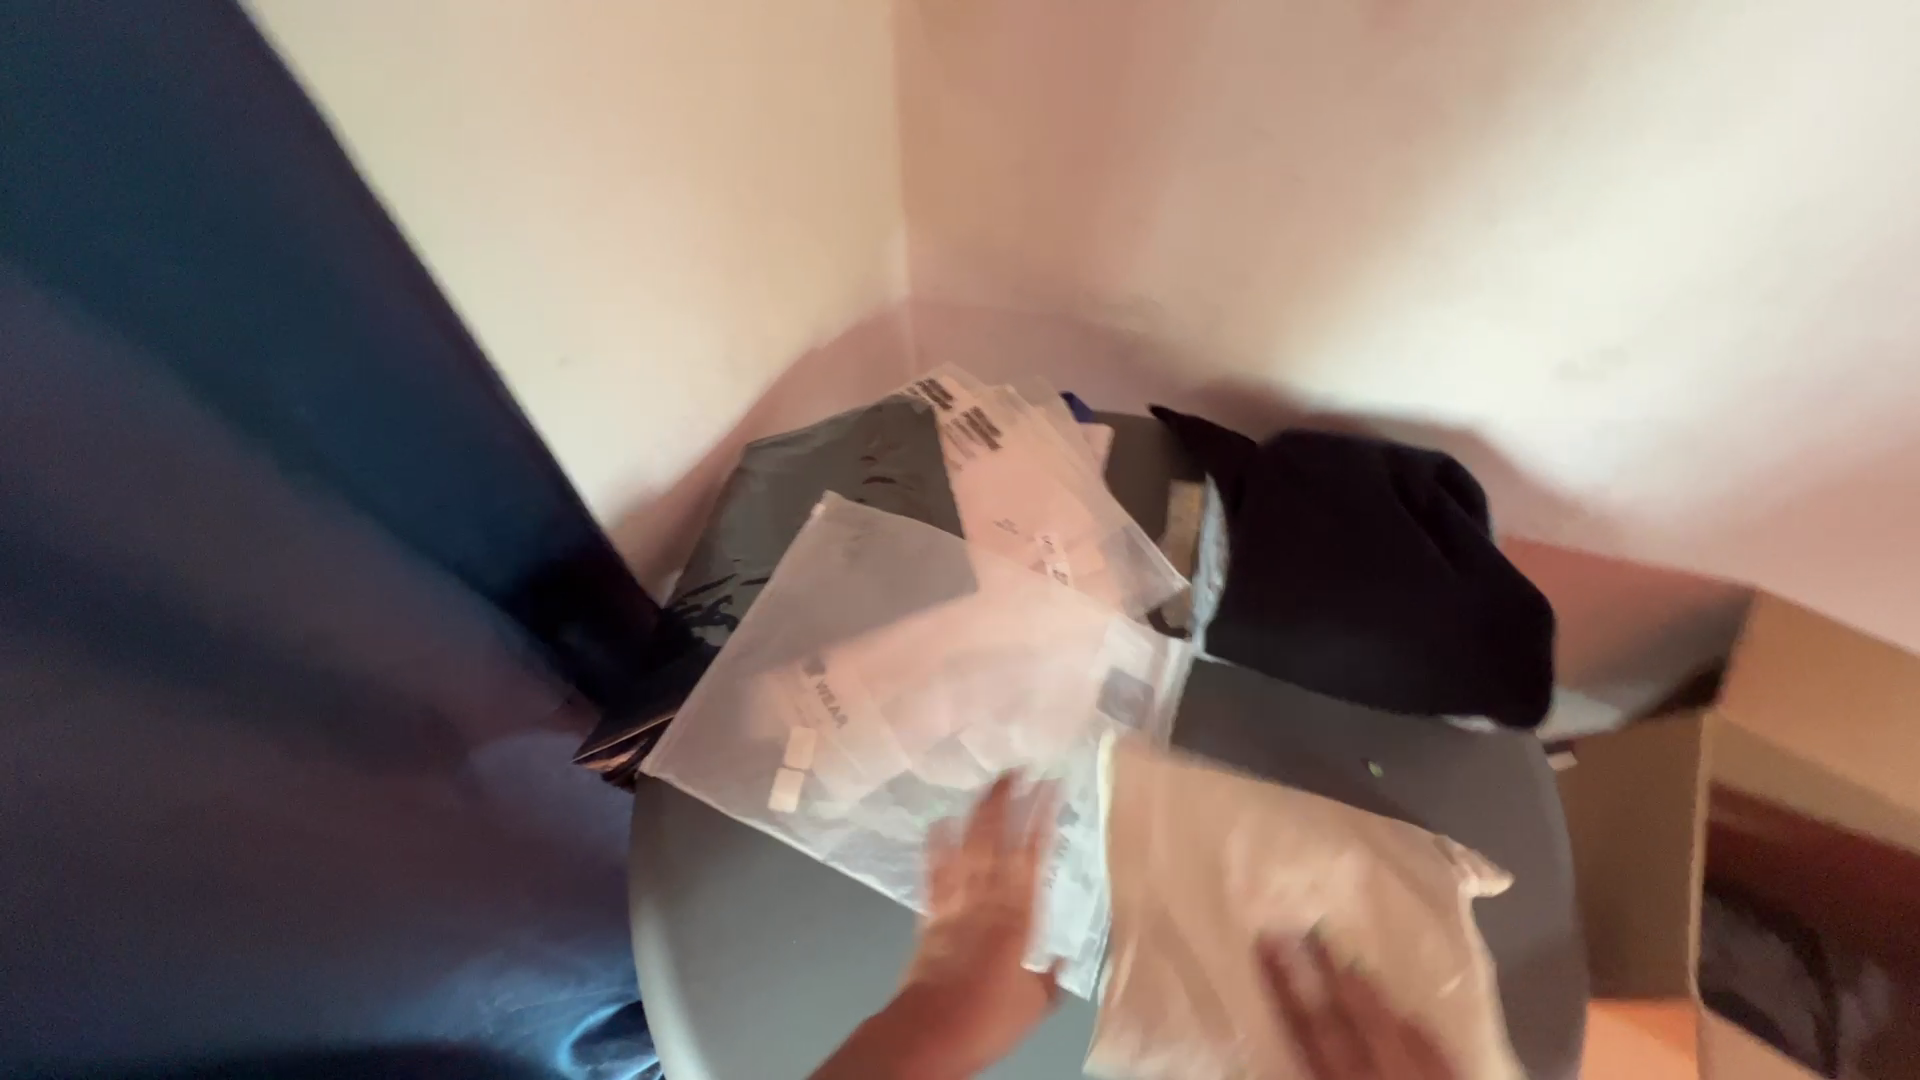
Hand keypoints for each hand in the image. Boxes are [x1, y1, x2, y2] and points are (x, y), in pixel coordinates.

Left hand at [897, 772, 1063, 1075]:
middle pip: (994, 835)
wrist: (932, 1030)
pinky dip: (936, 843)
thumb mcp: (1035, 1004)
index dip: (1041, 815)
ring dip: (976, 811)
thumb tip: (1063, 961)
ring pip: (966, 843)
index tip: (1050, 787)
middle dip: (1005, 798)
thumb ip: (1050, 977)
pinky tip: (939, 821)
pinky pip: (934, 868)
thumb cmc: (987, 1017)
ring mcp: (955, 899)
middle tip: (1016, 771)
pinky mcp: (930, 910)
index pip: (1032, 851)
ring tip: (988, 785)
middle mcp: (986, 895)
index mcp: (1018, 912)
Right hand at [1259, 934, 1457, 1079]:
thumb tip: (1266, 1065)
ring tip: (1350, 958)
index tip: (1267, 944)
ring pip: (1393, 1032)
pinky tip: (1412, 1016)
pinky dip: (1424, 1037)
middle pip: (1345, 1020)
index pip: (1305, 1030)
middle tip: (1308, 928)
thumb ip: (1300, 1076)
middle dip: (1323, 972)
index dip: (1283, 986)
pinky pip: (1444, 1063)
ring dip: (1370, 995)